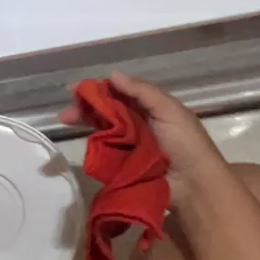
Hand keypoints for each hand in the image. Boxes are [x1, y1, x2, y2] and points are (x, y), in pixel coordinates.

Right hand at [59, 74, 236, 209]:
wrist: (194, 185)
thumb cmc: (186, 143)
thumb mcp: (169, 110)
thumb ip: (142, 91)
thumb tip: (112, 75)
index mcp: (150, 108)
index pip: (119, 93)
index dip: (99, 89)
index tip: (78, 88)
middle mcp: (137, 124)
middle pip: (106, 110)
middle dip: (85, 106)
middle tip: (66, 106)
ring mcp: (129, 144)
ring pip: (101, 128)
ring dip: (83, 121)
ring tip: (65, 120)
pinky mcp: (123, 163)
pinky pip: (104, 149)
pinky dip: (92, 143)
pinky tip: (80, 138)